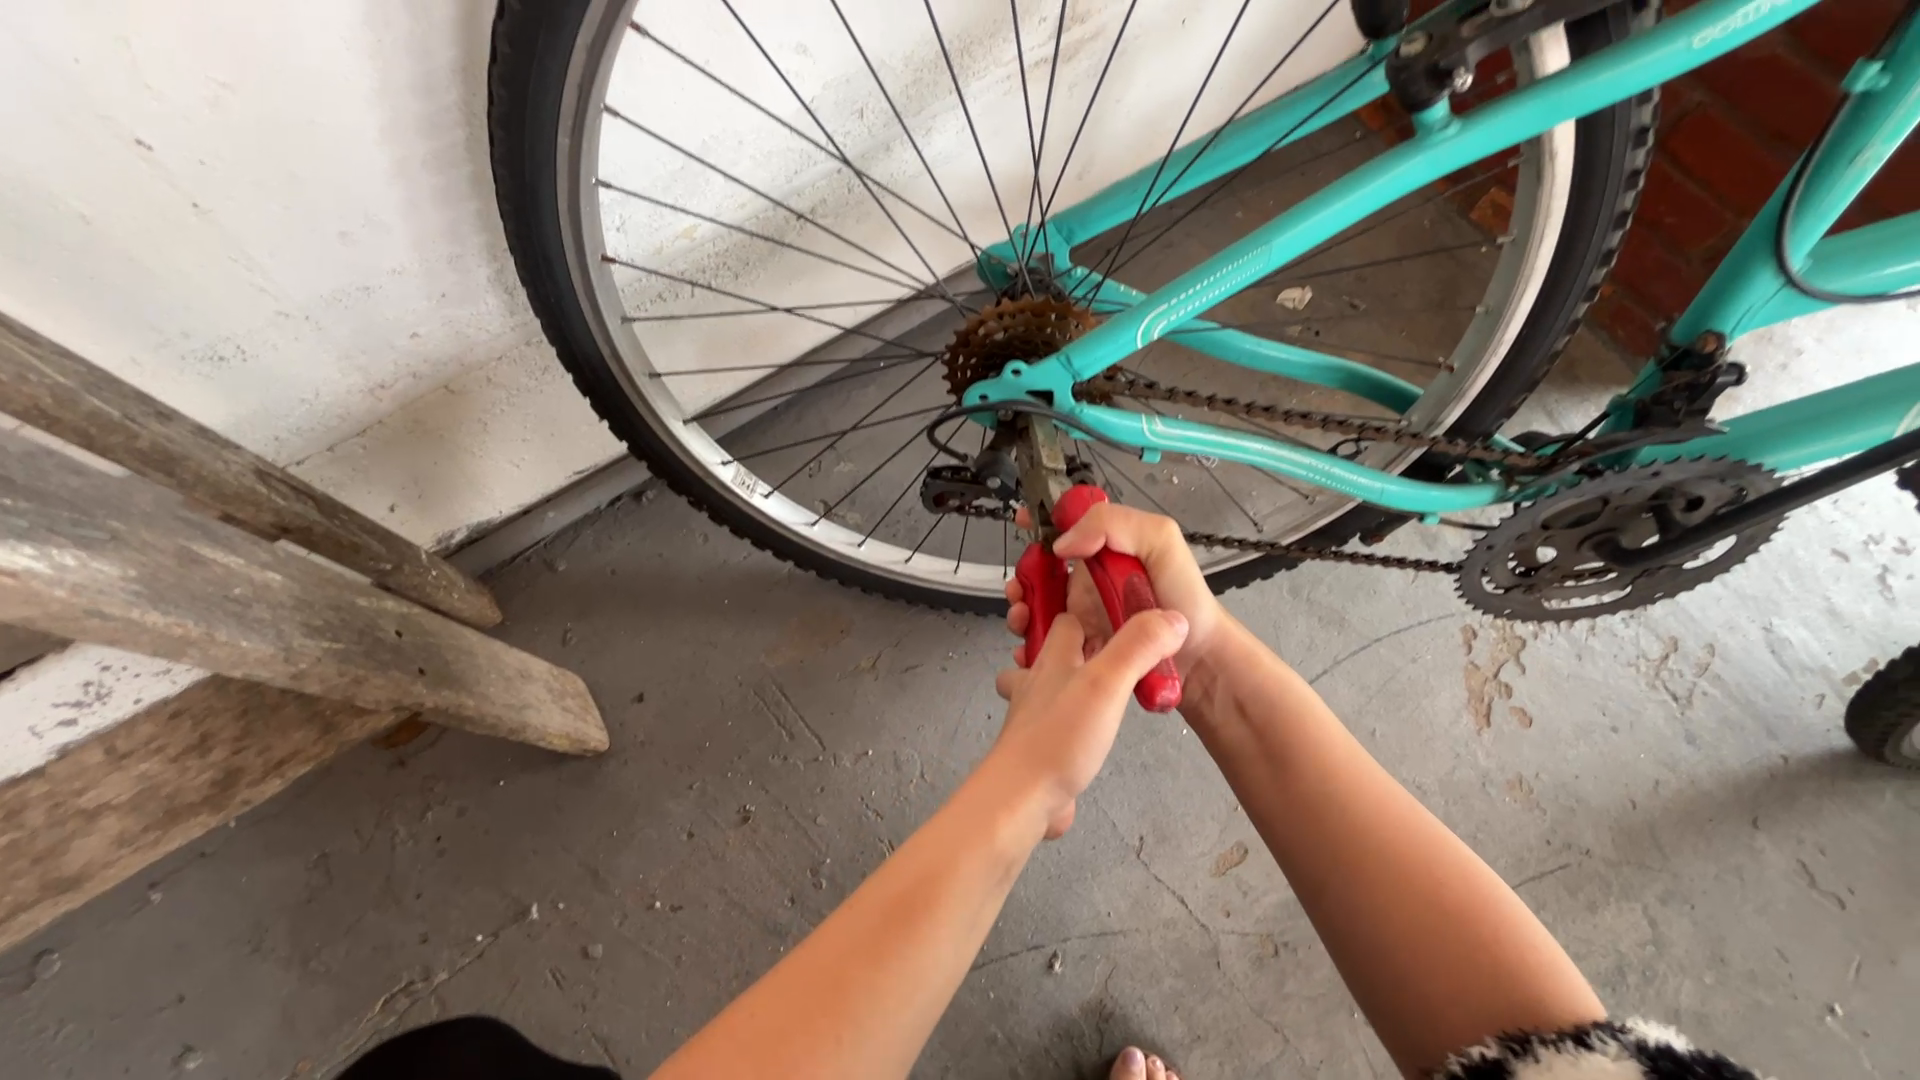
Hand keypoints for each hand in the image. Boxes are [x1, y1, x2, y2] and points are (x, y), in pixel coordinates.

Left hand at [988, 608, 1187, 838]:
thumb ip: (1138, 647)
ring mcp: (1034, 717)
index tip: (1118, 615)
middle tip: (1110, 656)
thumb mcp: (1107, 683)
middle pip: (1051, 652)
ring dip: (1069, 686)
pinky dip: (1068, 724)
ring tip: (1104, 693)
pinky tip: (1092, 736)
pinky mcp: (1037, 749)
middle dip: (1074, 649)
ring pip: (1048, 689)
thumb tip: (1173, 617)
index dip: (1089, 613)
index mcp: (1053, 658)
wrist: (1022, 796)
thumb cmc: (1060, 734)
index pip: (1066, 620)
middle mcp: (1037, 682)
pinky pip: (1052, 727)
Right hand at [1005, 503, 1228, 669]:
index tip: (1022, 525)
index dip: (1040, 524)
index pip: (1065, 528)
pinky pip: (1045, 644)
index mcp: (1104, 550)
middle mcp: (1087, 580)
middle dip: (1021, 577)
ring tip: (1022, 620)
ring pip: (1035, 608)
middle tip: (1019, 590)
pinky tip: (1029, 650)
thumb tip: (1063, 543)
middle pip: (1039, 572)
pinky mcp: (1079, 648)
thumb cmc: (1184, 596)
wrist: (1198, 658)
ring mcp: (1081, 616)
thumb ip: (1114, 524)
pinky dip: (1029, 645)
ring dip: (1020, 610)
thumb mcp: (1160, 539)